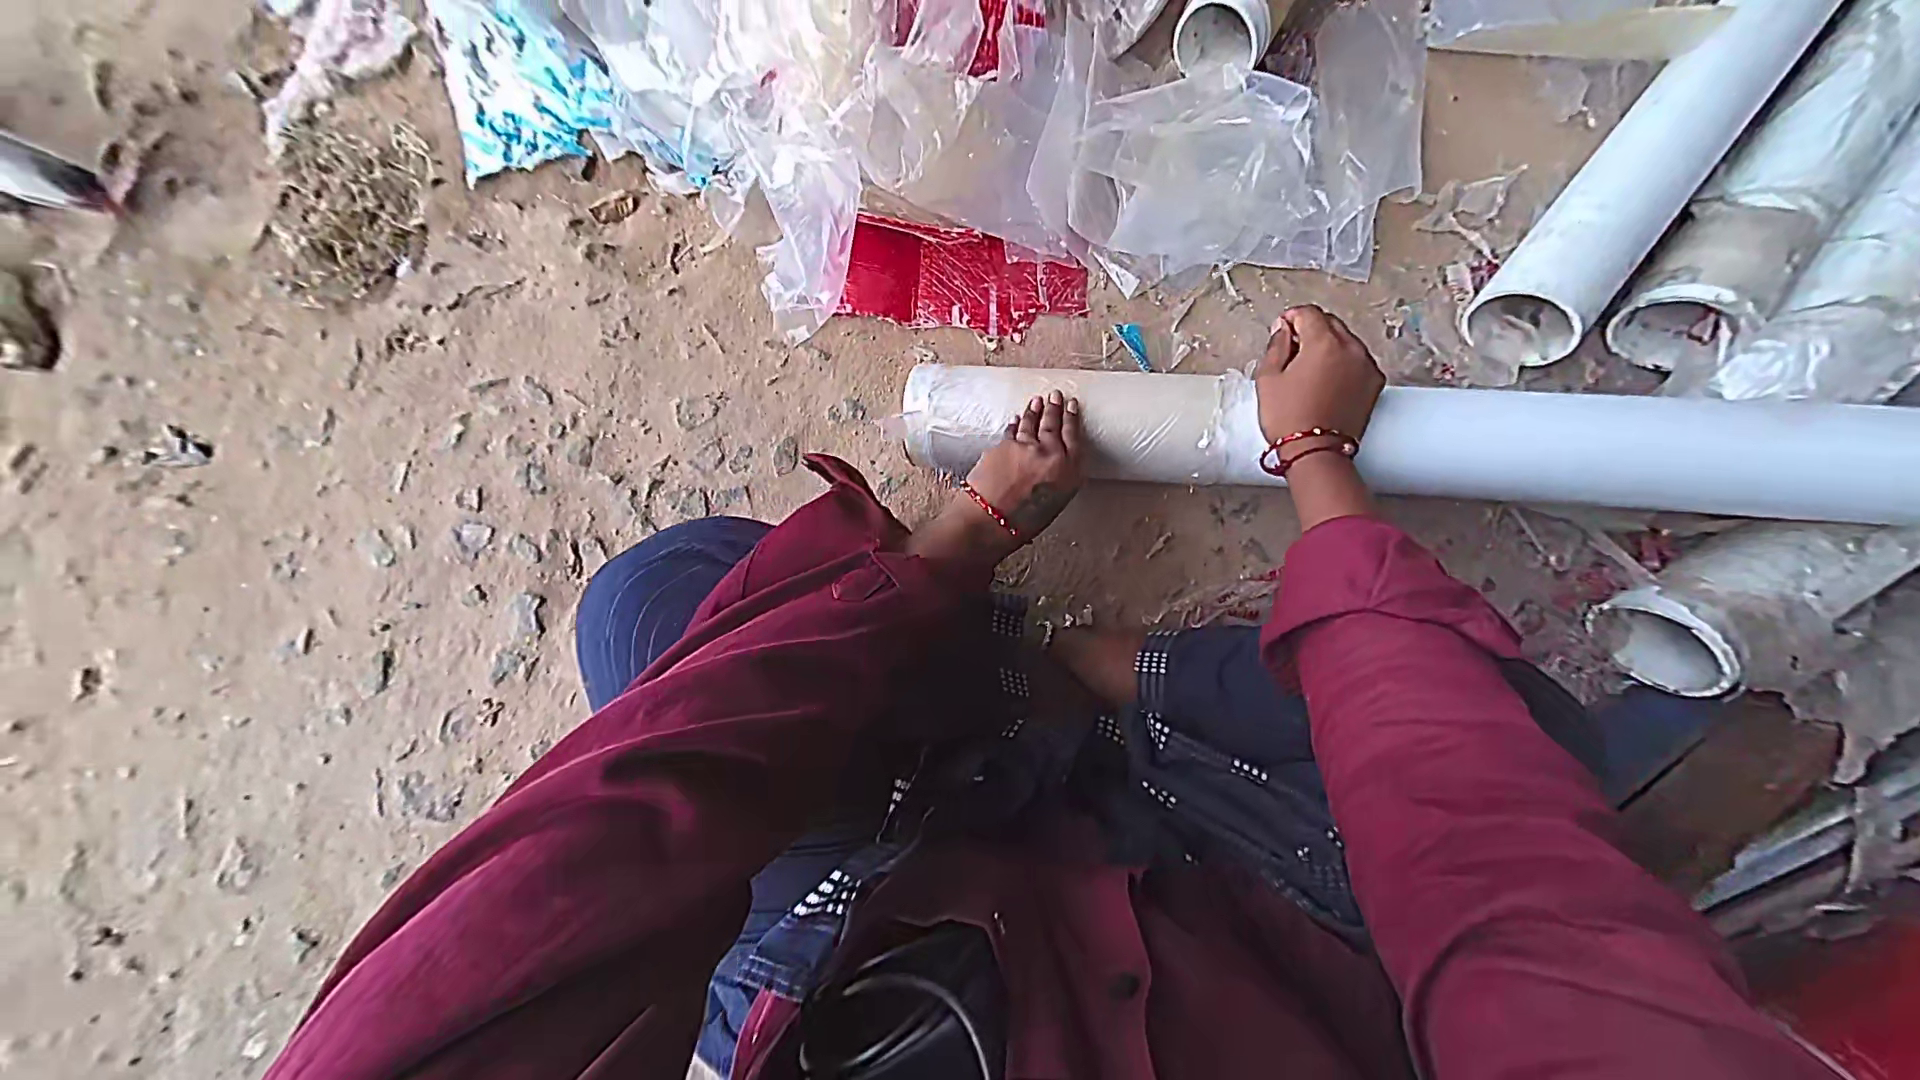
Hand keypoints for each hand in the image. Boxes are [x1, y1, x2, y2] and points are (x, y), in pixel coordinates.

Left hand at [968, 390, 1085, 536]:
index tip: (1072, 406)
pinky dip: (1014, 425)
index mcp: (1069, 474)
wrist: (989, 522)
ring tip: (1037, 401)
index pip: (1074, 439)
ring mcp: (1027, 447)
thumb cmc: (1020, 524)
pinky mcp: (1005, 445)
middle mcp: (1052, 456)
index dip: (1072, 419)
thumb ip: (1055, 480)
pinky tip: (1015, 420)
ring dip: (1034, 411)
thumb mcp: (1053, 504)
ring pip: (1032, 423)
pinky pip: (1012, 431)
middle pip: (1054, 425)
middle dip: (1055, 408)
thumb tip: (1048, 469)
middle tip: (1056, 395)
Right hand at [1253, 305, 1384, 444]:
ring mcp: (1366, 365)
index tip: (1282, 327)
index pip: (1309, 313)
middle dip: (1310, 330)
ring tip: (1308, 369)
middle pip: (1330, 324)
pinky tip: (1325, 382)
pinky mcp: (1374, 383)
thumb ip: (1276, 346)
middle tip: (1291, 348)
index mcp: (1323, 343)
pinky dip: (1342, 364)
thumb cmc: (1288, 418)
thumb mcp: (1267, 379)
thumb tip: (1283, 329)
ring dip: (1327, 347)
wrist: (1315, 451)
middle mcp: (1351, 348)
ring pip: (1346, 342)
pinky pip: (1357, 361)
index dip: (1291, 317)